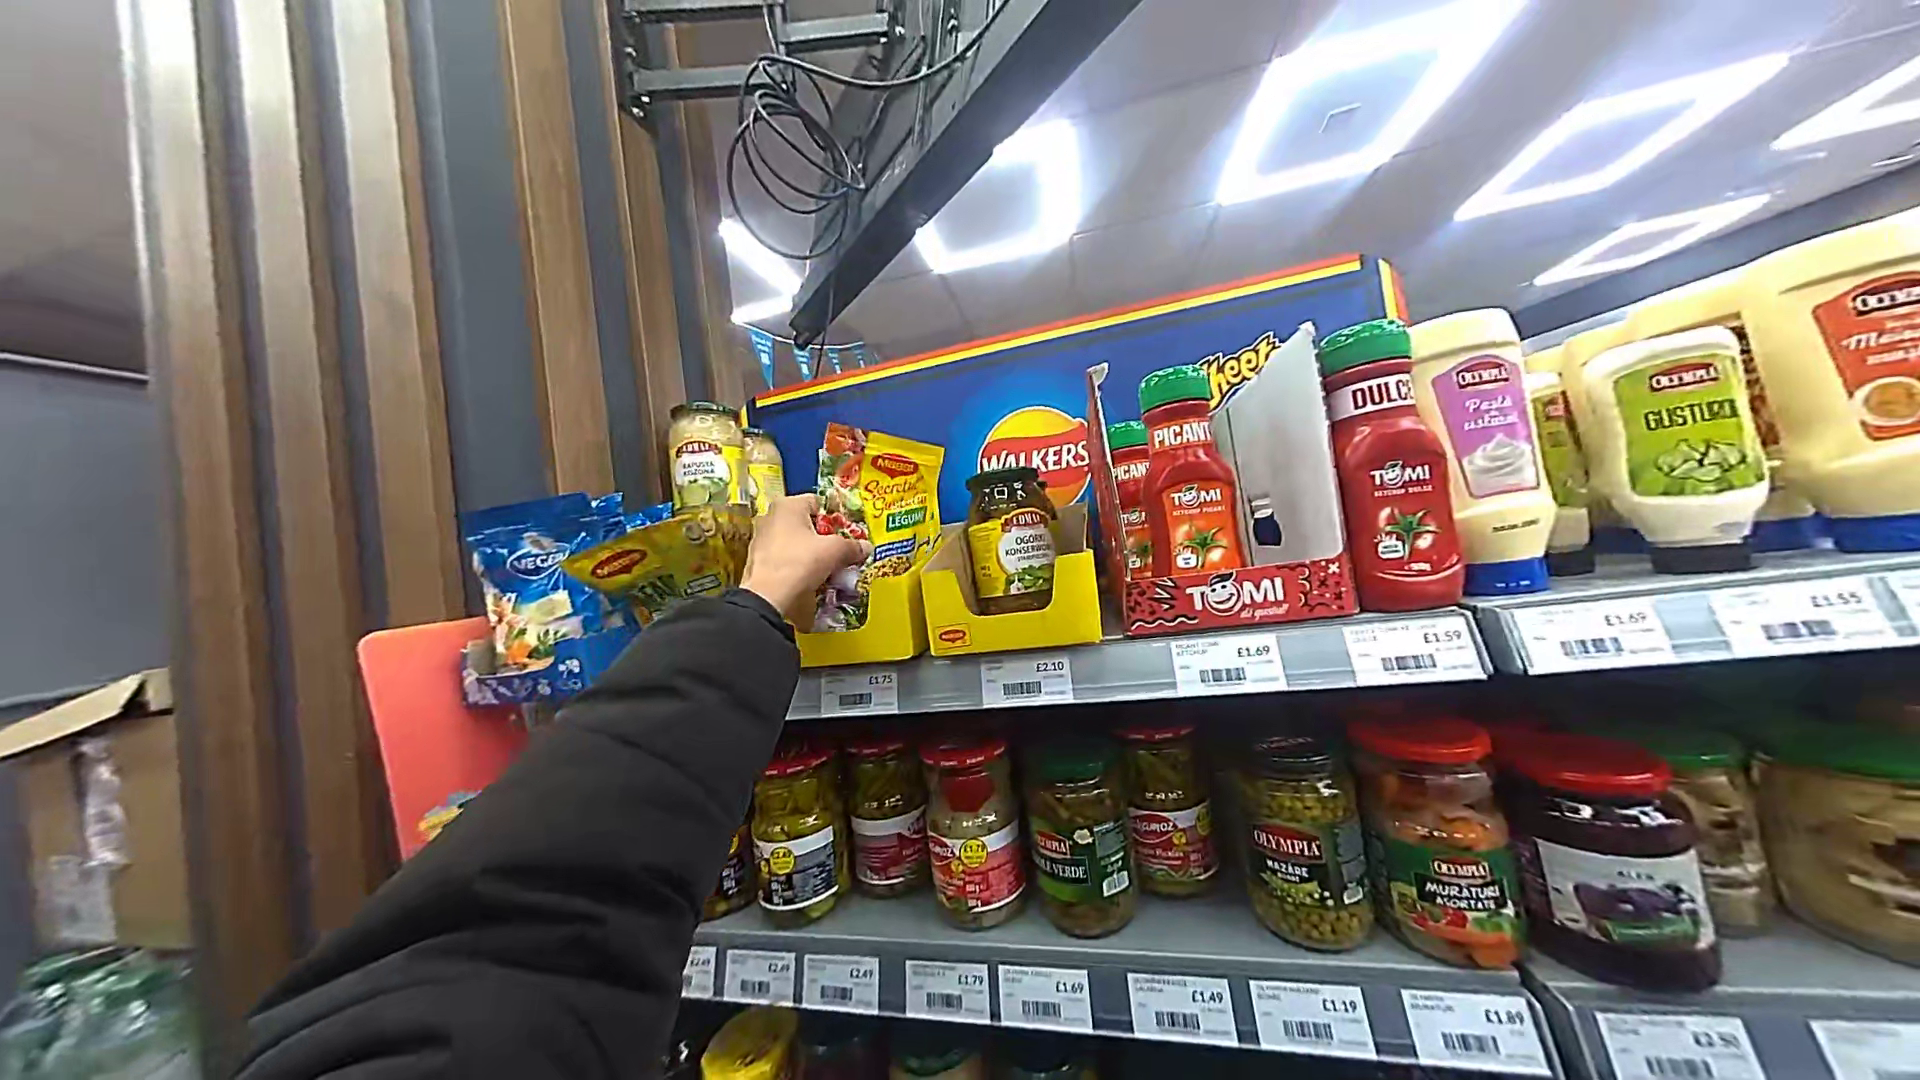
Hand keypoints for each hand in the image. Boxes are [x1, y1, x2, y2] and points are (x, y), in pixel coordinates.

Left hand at [741, 494, 868, 624]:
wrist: (768, 598)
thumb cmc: (801, 562)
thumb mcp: (835, 551)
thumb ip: (852, 546)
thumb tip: (866, 547)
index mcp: (788, 505)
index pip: (819, 503)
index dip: (837, 517)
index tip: (848, 534)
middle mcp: (771, 517)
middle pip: (807, 524)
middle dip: (826, 538)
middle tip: (841, 553)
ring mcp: (761, 539)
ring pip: (796, 542)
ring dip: (813, 553)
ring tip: (828, 568)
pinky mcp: (757, 561)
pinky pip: (786, 557)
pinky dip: (799, 565)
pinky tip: (810, 578)